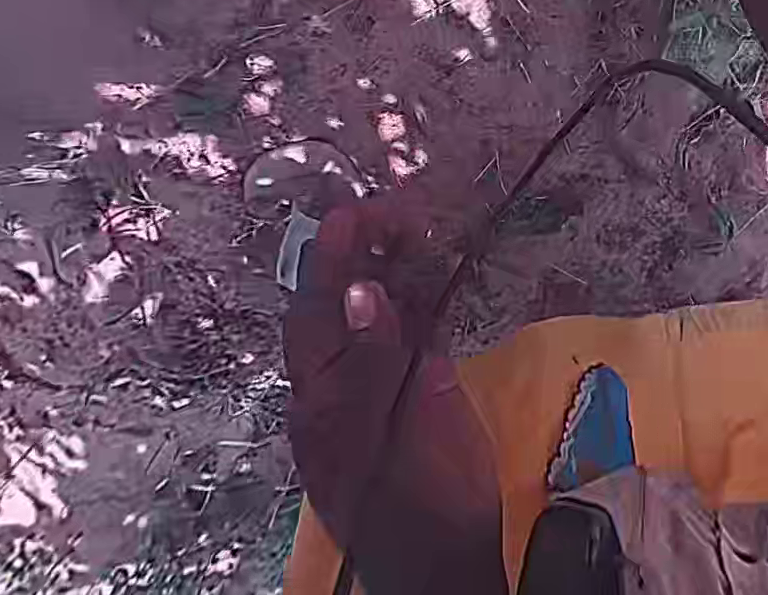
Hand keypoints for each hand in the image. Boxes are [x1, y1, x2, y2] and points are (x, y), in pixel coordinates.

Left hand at [284, 196, 504, 593]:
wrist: (450, 553)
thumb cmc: (412, 498)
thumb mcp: (384, 430)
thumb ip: (372, 358)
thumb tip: (363, 292)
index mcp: (322, 388)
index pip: (317, 308)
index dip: (331, 258)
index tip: (349, 213)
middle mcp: (347, 371)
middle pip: (347, 296)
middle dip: (364, 249)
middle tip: (392, 213)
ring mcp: (384, 368)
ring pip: (382, 302)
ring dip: (395, 261)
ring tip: (413, 226)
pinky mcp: (420, 372)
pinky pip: (415, 319)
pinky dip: (423, 288)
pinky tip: (433, 262)